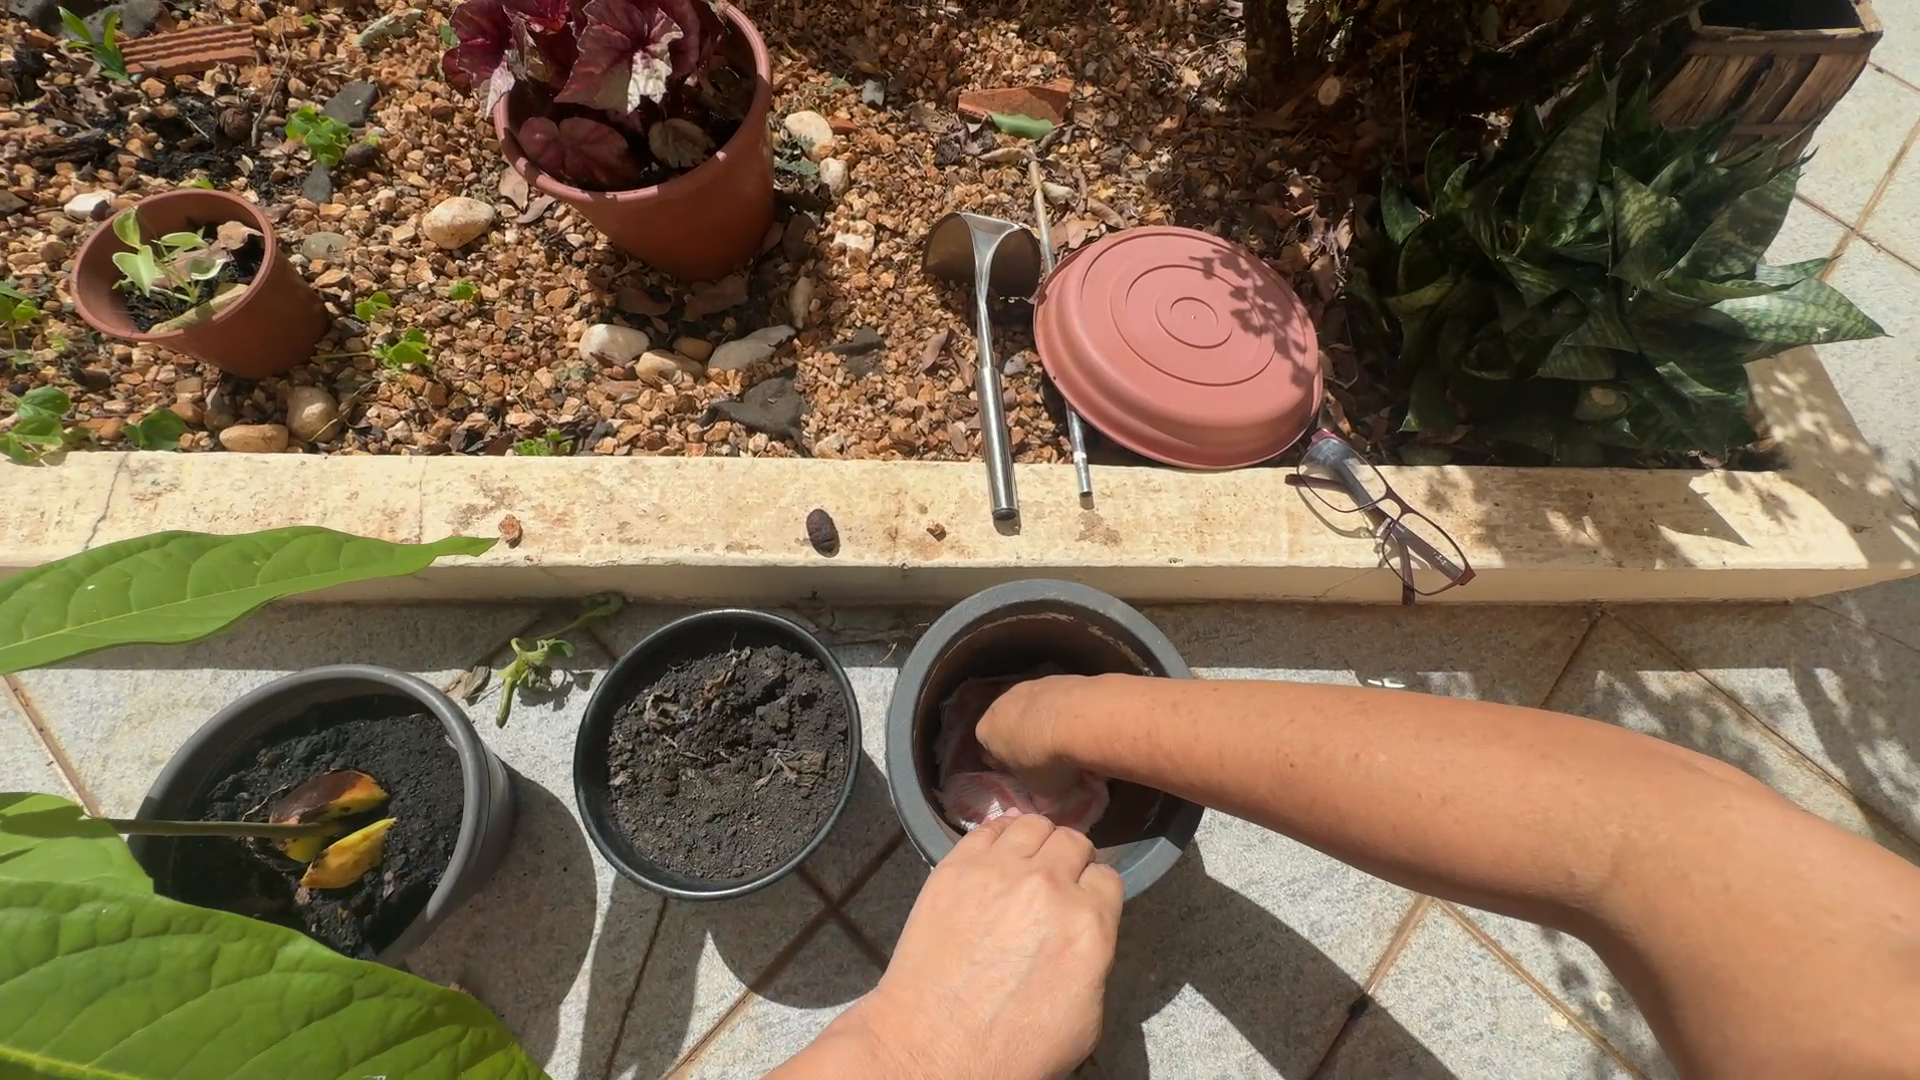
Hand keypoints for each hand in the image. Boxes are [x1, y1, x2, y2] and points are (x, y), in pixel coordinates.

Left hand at [846, 814, 1123, 1079]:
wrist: (935, 1047)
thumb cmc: (1014, 1049)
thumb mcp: (1085, 1019)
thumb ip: (1095, 956)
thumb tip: (1087, 925)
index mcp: (1088, 924)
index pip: (1107, 876)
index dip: (1096, 887)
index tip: (1084, 895)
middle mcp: (1048, 885)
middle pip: (1073, 841)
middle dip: (1072, 858)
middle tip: (1058, 876)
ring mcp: (1000, 869)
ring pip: (1034, 824)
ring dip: (1039, 839)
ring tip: (1030, 856)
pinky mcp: (958, 864)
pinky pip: (990, 828)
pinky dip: (1001, 832)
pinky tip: (1000, 847)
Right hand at [976, 675, 1090, 797]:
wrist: (1078, 720)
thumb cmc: (1048, 761)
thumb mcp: (1038, 789)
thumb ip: (1034, 789)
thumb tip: (1043, 792)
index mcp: (986, 731)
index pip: (987, 750)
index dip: (1004, 763)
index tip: (1021, 773)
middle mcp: (1000, 704)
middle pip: (1007, 723)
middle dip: (1021, 738)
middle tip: (1042, 757)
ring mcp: (1026, 686)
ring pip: (1030, 707)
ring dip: (1041, 720)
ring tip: (1064, 739)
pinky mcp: (1053, 677)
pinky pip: (1053, 698)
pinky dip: (1061, 709)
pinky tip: (1078, 723)